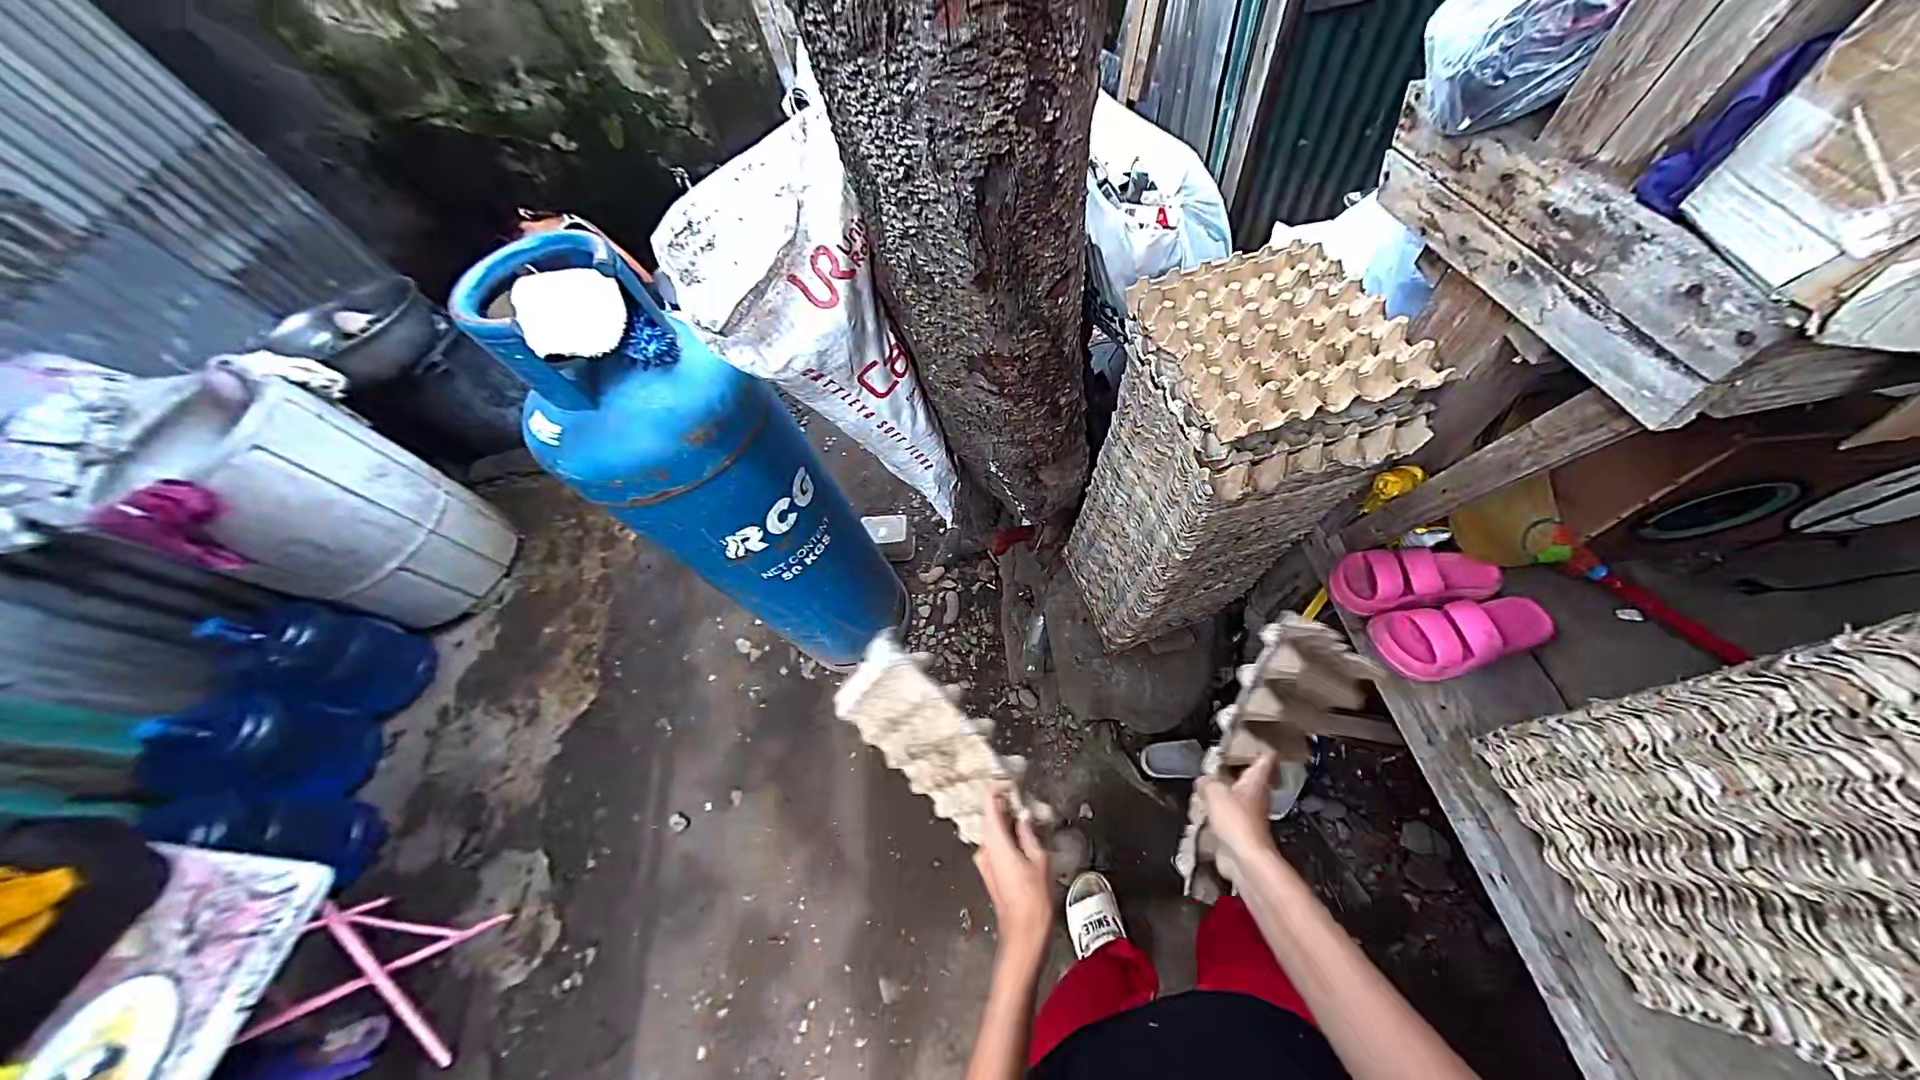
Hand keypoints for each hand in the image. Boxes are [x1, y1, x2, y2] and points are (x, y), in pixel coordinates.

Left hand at [973, 783, 1054, 955]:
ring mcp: (985, 861)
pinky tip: (1026, 841)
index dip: (1000, 786)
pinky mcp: (989, 871)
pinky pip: (996, 844)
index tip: (1013, 781)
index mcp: (995, 841)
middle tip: (1029, 802)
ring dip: (1010, 822)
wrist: (1023, 934)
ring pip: (994, 830)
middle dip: (1010, 805)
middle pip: (991, 814)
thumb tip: (1025, 816)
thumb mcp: (1040, 860)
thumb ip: (1030, 832)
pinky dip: (1008, 837)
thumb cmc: (1033, 902)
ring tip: (1032, 821)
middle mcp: (985, 849)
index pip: (989, 801)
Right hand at [1198, 751, 1282, 865]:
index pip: (1265, 760)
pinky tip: (1206, 812)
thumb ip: (1206, 783)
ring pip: (1237, 798)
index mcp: (1255, 783)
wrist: (1244, 860)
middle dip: (1237, 771)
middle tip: (1224, 762)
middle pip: (1250, 779)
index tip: (1252, 742)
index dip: (1259, 749)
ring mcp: (1248, 816)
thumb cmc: (1238, 823)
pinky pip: (1227, 817)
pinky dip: (1217, 813)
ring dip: (1225, 792)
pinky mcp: (1239, 833)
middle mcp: (1256, 798)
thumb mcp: (1214, 792)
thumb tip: (1203, 781)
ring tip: (1208, 785)